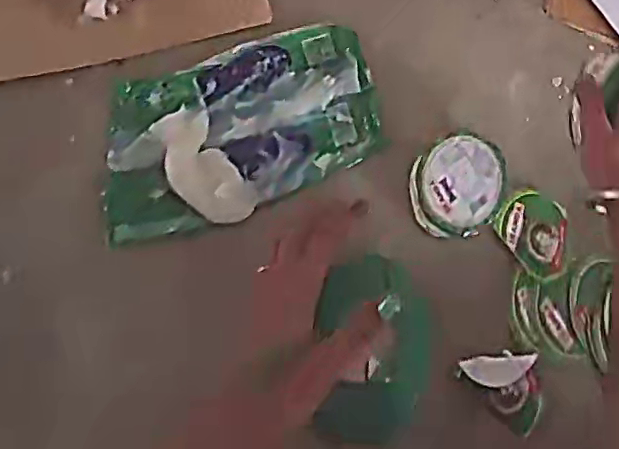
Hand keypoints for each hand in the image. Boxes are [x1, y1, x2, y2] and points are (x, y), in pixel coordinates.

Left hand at [182, 199, 386, 448]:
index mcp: (299, 286)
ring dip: (304, 223)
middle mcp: (279, 278)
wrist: (236, 414)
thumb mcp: (326, 365)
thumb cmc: (283, 388)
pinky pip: (275, 255)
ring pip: (283, 240)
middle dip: (322, 211)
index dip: (343, 218)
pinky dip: (291, 241)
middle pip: (299, 230)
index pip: (323, 238)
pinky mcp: (256, 301)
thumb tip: (383, 300)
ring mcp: (264, 287)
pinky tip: (298, 256)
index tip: (363, 205)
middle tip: (345, 204)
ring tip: (323, 219)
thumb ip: (355, 334)